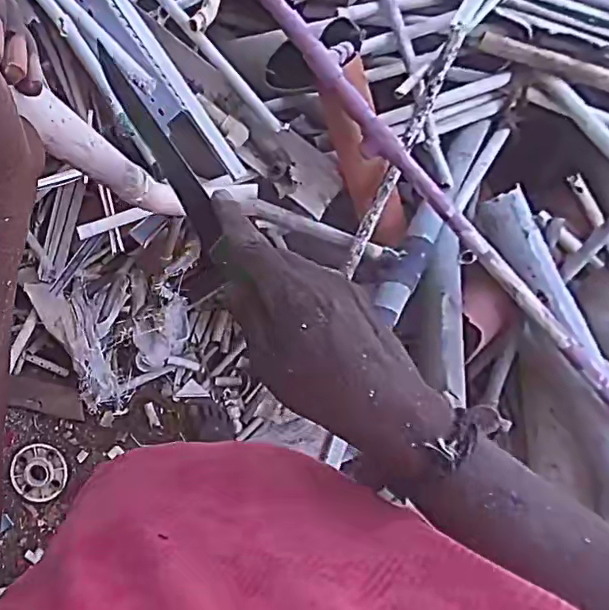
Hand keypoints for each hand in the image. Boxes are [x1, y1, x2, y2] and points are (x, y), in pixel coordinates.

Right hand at [211, 195, 452, 482]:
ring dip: (274, 279)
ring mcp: (342, 285)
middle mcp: (320, 278)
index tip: (219, 203)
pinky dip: (296, 291)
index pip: (252, 246)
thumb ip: (250, 317)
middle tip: (230, 274)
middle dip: (250, 259)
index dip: (231, 224)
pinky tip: (292, 320)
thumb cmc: (325, 390)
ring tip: (262, 310)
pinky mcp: (356, 296)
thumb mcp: (268, 360)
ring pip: (296, 269)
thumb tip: (236, 289)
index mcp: (291, 291)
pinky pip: (315, 282)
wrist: (389, 406)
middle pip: (275, 255)